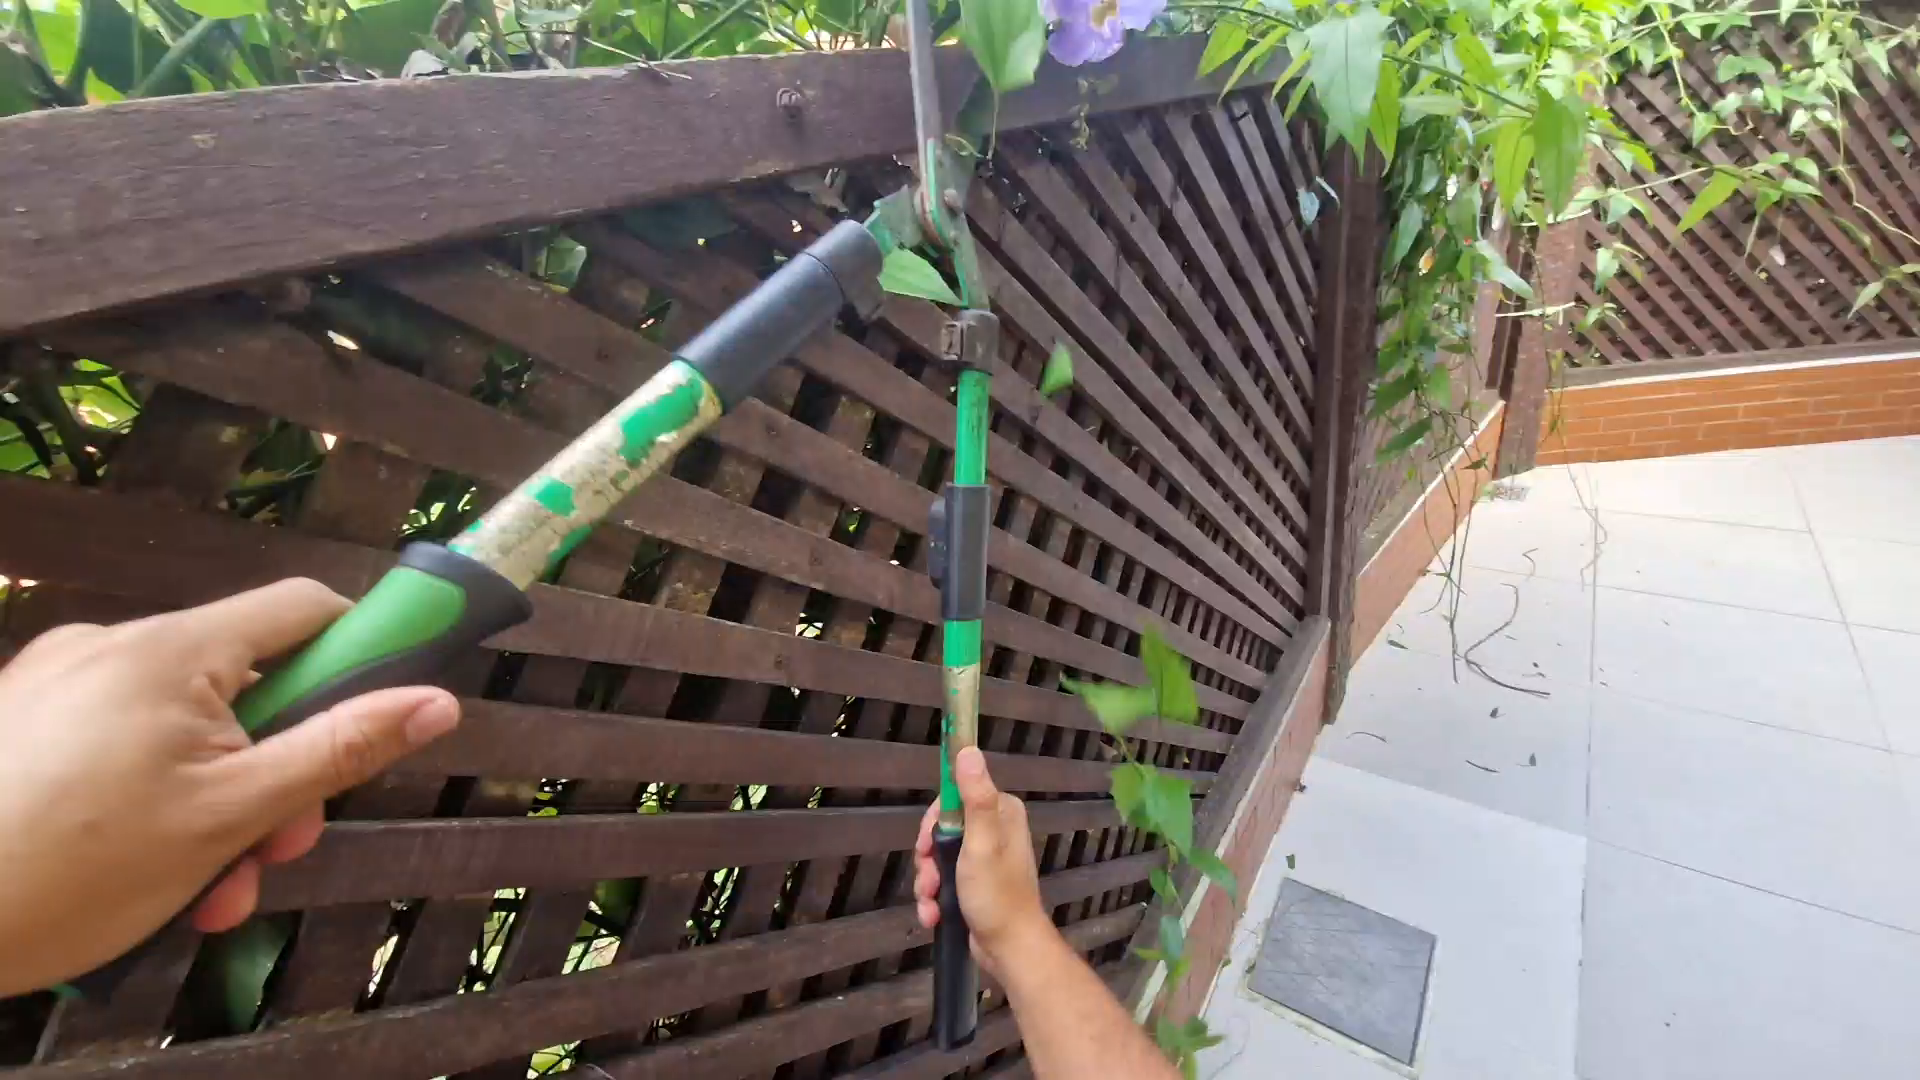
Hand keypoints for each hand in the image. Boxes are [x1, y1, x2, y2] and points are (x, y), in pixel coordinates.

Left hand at [0, 578, 460, 994]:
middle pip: (255, 681)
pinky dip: (166, 795)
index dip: (364, 643)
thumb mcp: (234, 814)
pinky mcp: (16, 729)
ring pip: (195, 724)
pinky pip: (131, 744)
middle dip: (288, 761)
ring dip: (231, 796)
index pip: (308, 606)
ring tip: (215, 883)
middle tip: (285, 840)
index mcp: (168, 652)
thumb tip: (442, 703)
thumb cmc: (62, 874)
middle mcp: (111, 649)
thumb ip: (344, 747)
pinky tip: (156, 872)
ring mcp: (53, 688)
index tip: (381, 705)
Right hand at [912, 746, 1054, 977]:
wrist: (1010, 950)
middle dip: (928, 857)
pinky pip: (946, 876)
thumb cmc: (996, 894)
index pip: (954, 796)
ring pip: (939, 855)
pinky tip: (933, 914)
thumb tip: (968, 749)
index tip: (926, 843)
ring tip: (930, 902)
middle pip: (943, 827)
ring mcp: (985, 855)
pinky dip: (935, 896)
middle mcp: (995, 827)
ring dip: (928, 880)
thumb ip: (974, 797)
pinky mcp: (977, 880)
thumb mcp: (981, 843)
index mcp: (1001, 810)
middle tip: (928, 879)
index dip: (933, 821)